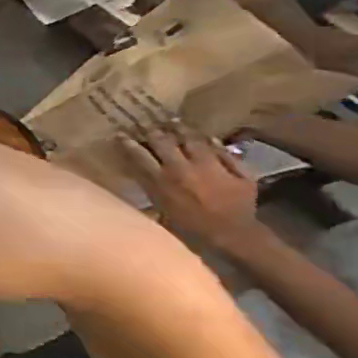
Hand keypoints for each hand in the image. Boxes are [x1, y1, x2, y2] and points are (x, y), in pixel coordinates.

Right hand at [120, 127, 263, 251]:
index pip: (140, 155)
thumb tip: (141, 170)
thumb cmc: (188, 227)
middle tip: (147, 122)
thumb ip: (151, 188)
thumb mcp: (160, 209)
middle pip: (165, 143)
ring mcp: (212, 168)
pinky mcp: (236, 171)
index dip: (129, 143)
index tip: (121, 134)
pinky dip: (214, 143)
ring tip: (175, 122)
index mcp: (161, 180)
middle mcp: (184, 169)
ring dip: (182, 131)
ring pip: (194, 142)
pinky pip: (223, 151)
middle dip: (154, 131)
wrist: (231, 235)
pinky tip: (208, 138)